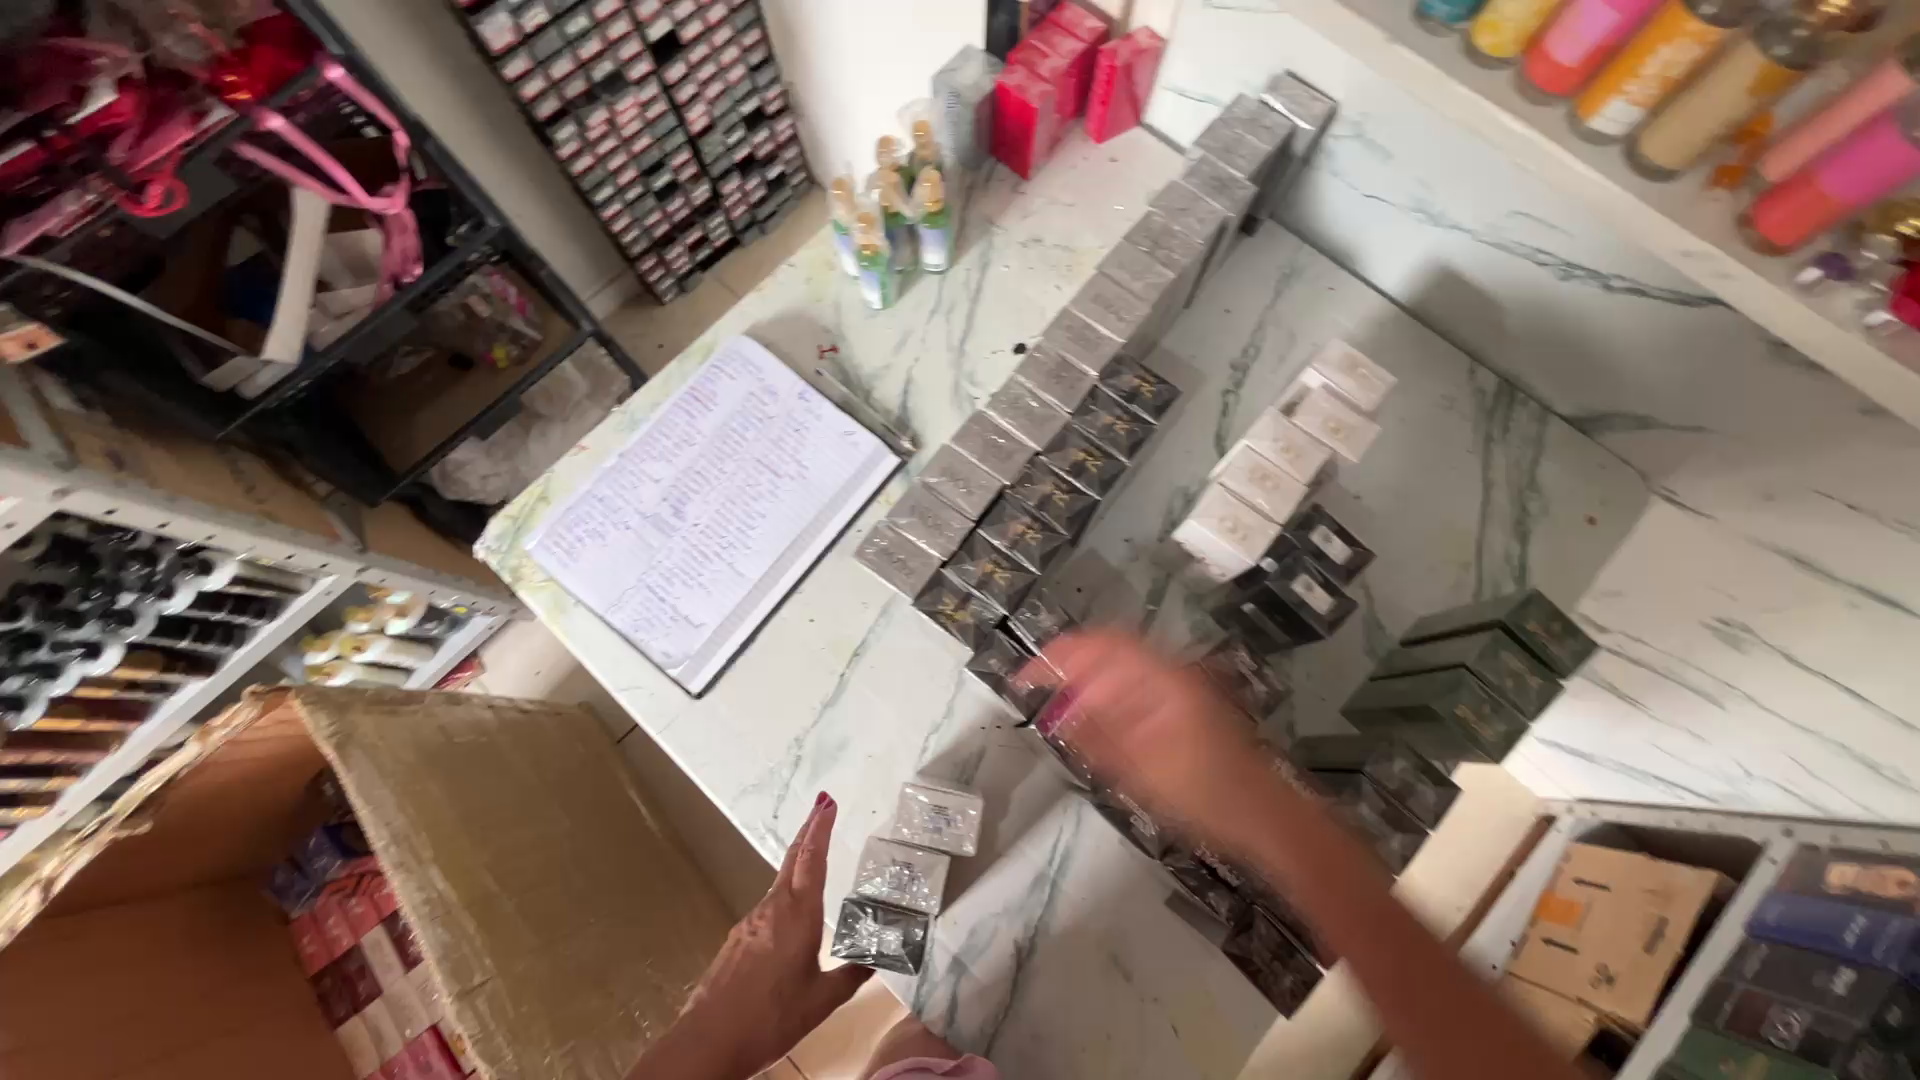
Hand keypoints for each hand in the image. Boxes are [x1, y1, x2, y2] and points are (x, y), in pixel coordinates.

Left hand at [629, 792, 871, 1079]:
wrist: (709, 1040)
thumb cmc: (771, 1017)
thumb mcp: (821, 1001)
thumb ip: (850, 977)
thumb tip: (873, 962)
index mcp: (798, 914)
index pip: (812, 860)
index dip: (820, 829)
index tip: (827, 803)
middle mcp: (773, 909)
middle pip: (792, 860)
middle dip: (809, 833)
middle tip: (822, 810)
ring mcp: (751, 923)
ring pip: (779, 884)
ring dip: (797, 865)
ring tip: (815, 862)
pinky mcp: (737, 940)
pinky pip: (768, 909)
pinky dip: (785, 897)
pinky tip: (791, 920)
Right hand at [1022, 630, 1282, 850]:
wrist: (1263, 815)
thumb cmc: (1205, 794)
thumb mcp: (1141, 769)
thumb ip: (1098, 736)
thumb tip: (1058, 714)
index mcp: (1162, 680)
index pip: (1101, 647)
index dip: (1060, 655)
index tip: (1028, 676)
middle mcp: (1172, 674)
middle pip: (1111, 651)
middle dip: (1071, 665)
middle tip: (1040, 687)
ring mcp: (1181, 688)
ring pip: (1122, 668)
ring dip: (1087, 680)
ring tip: (1060, 705)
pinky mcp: (1184, 706)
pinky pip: (1135, 686)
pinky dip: (1107, 696)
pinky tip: (1096, 720)